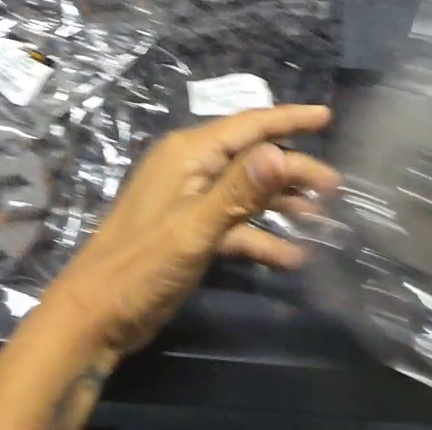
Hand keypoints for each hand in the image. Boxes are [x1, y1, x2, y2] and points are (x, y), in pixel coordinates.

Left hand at [45, 104, 340, 358]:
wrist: (95, 315)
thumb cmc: (142, 266)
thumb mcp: (194, 229)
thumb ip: (238, 190)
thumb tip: (279, 152)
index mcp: (189, 153)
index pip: (248, 125)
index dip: (288, 119)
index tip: (326, 116)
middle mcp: (190, 167)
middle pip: (252, 158)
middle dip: (293, 169)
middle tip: (336, 188)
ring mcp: (189, 199)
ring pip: (246, 191)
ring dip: (282, 202)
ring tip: (324, 217)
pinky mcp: (190, 230)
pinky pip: (234, 224)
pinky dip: (261, 236)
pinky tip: (292, 256)